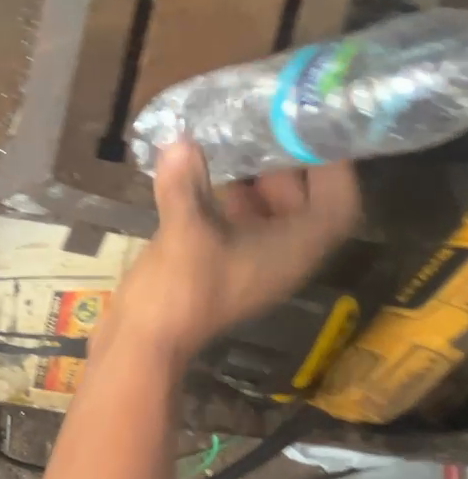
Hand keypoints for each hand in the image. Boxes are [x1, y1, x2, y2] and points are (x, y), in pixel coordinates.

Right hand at [104, 138, 360, 362]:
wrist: (141, 346)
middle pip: (298, 207)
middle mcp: (282, 259)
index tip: (306, 132)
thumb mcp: (183, 233)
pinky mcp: (214, 278)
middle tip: (258, 137)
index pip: (336, 198)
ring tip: (221, 158)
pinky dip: (217, 213)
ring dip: (244, 192)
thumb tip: (179, 142)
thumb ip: (184, 187)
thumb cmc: (179, 291)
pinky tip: (191, 195)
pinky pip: (229, 237)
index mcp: (297, 248)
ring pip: (259, 222)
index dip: (328, 163)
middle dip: (280, 172)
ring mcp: (246, 271)